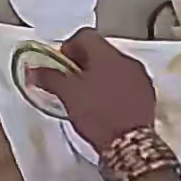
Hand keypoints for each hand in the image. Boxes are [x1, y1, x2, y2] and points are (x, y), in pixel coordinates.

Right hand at [30, 30, 157, 152]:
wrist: (129, 144)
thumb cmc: (97, 114)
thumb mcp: (67, 95)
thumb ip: (49, 77)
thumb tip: (32, 70)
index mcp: (106, 54)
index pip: (85, 35)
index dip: (69, 47)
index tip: (61, 65)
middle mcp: (126, 60)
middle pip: (100, 50)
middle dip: (83, 62)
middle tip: (70, 82)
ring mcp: (140, 77)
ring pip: (114, 66)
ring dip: (100, 75)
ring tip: (87, 96)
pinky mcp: (147, 94)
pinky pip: (126, 81)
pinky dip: (114, 87)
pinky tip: (105, 105)